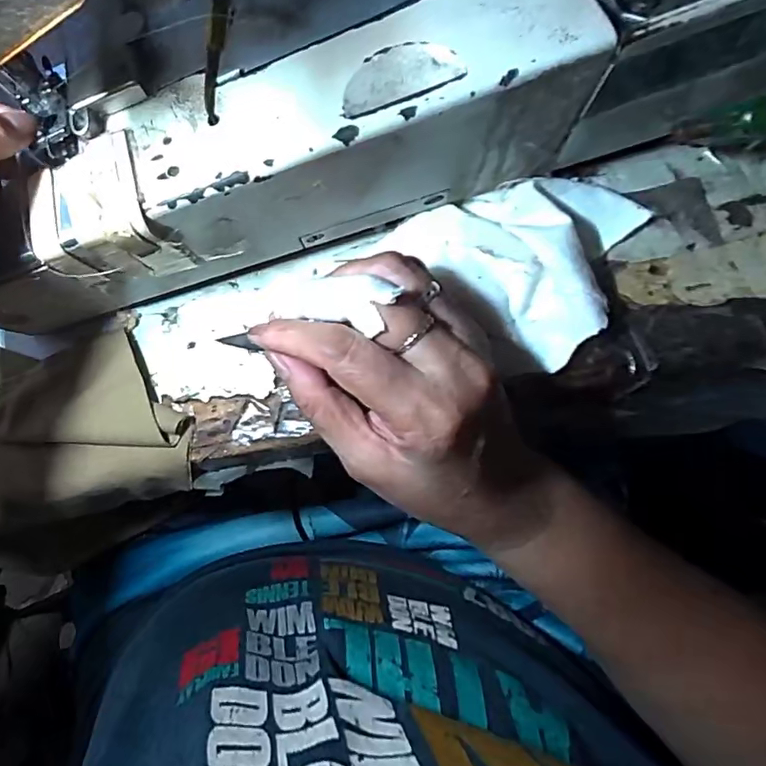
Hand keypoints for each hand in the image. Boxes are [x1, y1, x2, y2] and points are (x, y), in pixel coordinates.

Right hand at [247, 253, 566, 552]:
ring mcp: (469, 341)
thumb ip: (320, 403)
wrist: (503, 487)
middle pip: (375, 306)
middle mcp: (452, 367)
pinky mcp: (474, 326)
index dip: (297, 334)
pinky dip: (382, 279)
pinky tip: (359, 297)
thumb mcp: (362, 462)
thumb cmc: (428, 487)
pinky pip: (422, 281)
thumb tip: (280, 353)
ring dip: (351, 281)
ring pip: (401, 280)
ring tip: (321, 300)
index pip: (348, 352)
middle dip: (320, 303)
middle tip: (290, 316)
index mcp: (421, 413)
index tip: (262, 331)